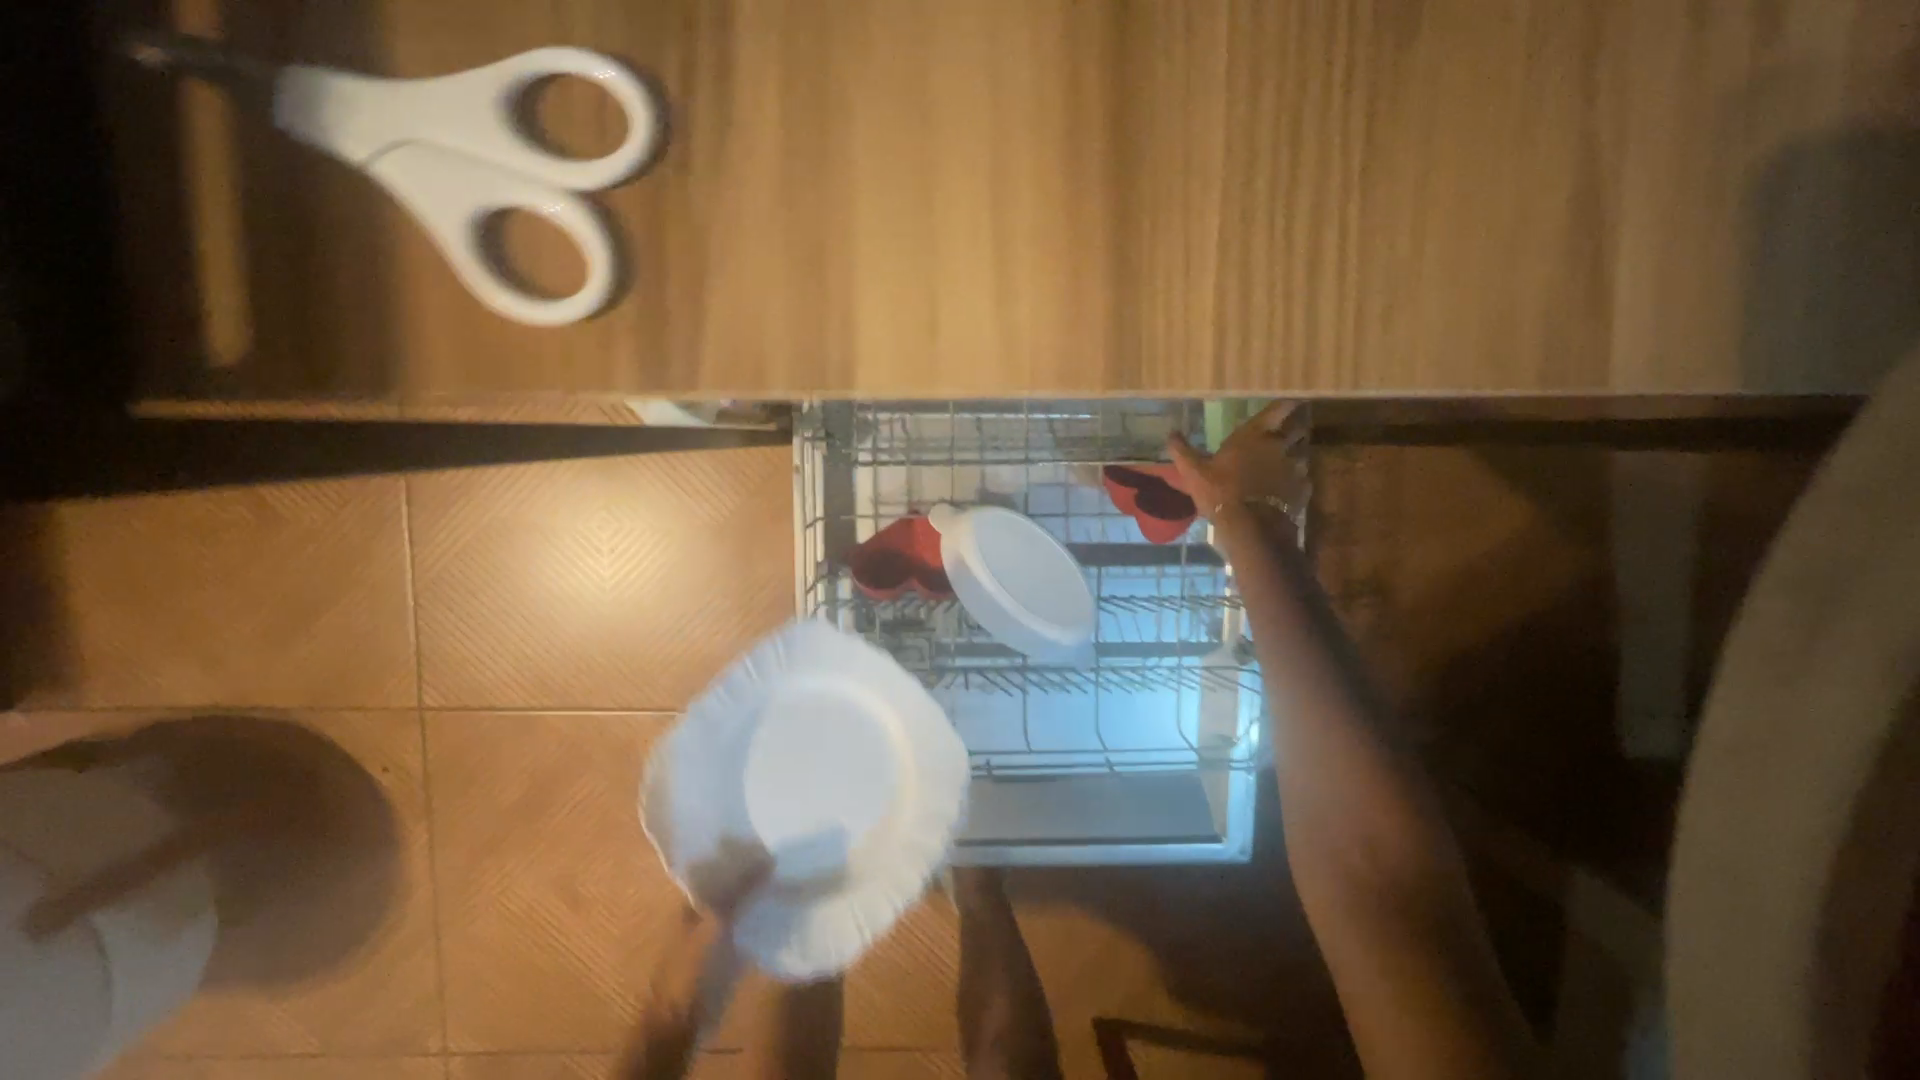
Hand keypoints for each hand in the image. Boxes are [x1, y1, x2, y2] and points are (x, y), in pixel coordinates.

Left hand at [624, 838, 772, 1079]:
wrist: (680, 1022)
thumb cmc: (689, 968)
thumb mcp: (714, 923)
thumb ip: (739, 892)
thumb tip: (767, 856)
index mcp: (691, 901)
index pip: (716, 867)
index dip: (738, 852)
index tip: (766, 835)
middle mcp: (703, 913)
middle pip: (732, 886)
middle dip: (754, 872)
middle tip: (787, 853)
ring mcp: (717, 935)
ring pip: (743, 906)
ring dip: (762, 895)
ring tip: (792, 875)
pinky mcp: (730, 955)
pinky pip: (750, 928)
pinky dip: (765, 918)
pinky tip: (786, 909)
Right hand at [1166, 399, 1299, 521]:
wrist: (1248, 526)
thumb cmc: (1219, 492)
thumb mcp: (1193, 472)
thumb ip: (1182, 450)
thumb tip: (1170, 433)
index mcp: (1254, 435)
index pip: (1279, 409)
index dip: (1286, 404)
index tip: (1292, 401)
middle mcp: (1279, 445)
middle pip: (1298, 429)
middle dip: (1295, 429)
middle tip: (1290, 431)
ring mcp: (1294, 467)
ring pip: (1302, 454)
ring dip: (1296, 456)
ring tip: (1287, 462)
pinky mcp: (1301, 489)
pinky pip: (1303, 480)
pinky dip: (1297, 481)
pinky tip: (1287, 489)